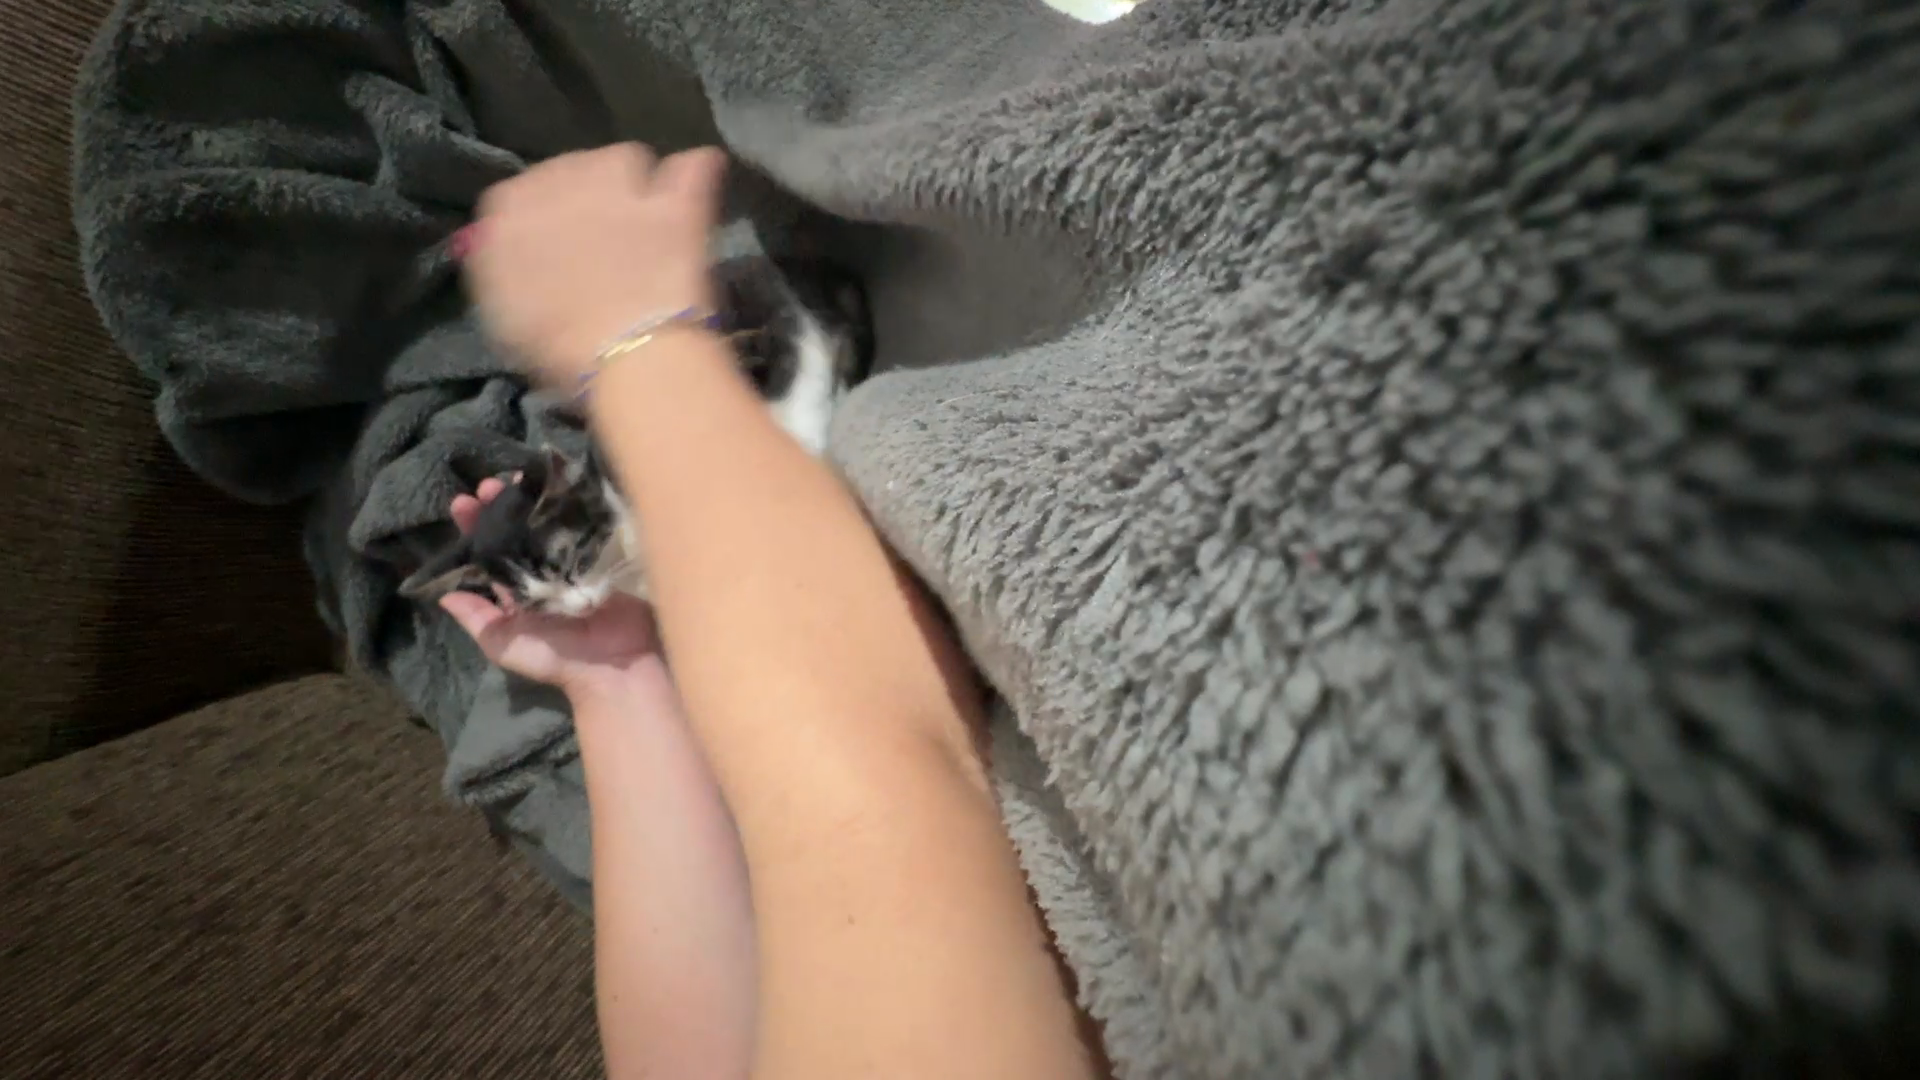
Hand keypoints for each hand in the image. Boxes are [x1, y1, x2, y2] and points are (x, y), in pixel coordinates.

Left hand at [438, 476, 662, 695]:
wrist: (616, 664)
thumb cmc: (559, 658)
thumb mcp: (504, 644)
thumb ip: (477, 620)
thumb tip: (443, 595)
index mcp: (515, 595)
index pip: (487, 556)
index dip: (474, 529)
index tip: (464, 502)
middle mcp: (541, 576)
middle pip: (517, 534)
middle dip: (502, 509)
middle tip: (492, 484)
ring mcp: (574, 566)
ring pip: (548, 528)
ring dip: (535, 503)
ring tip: (522, 478)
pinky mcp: (602, 560)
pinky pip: (583, 532)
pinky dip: (573, 511)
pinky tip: (563, 490)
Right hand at [459, 142, 728, 385]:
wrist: (627, 355)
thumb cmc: (564, 352)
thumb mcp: (512, 317)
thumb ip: (511, 273)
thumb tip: (520, 257)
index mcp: (509, 213)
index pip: (526, 194)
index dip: (554, 217)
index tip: (569, 242)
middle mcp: (559, 187)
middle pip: (575, 170)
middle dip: (593, 193)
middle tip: (616, 233)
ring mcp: (620, 192)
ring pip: (628, 158)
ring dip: (640, 180)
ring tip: (653, 211)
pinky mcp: (675, 208)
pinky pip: (691, 169)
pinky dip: (698, 171)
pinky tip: (704, 172)